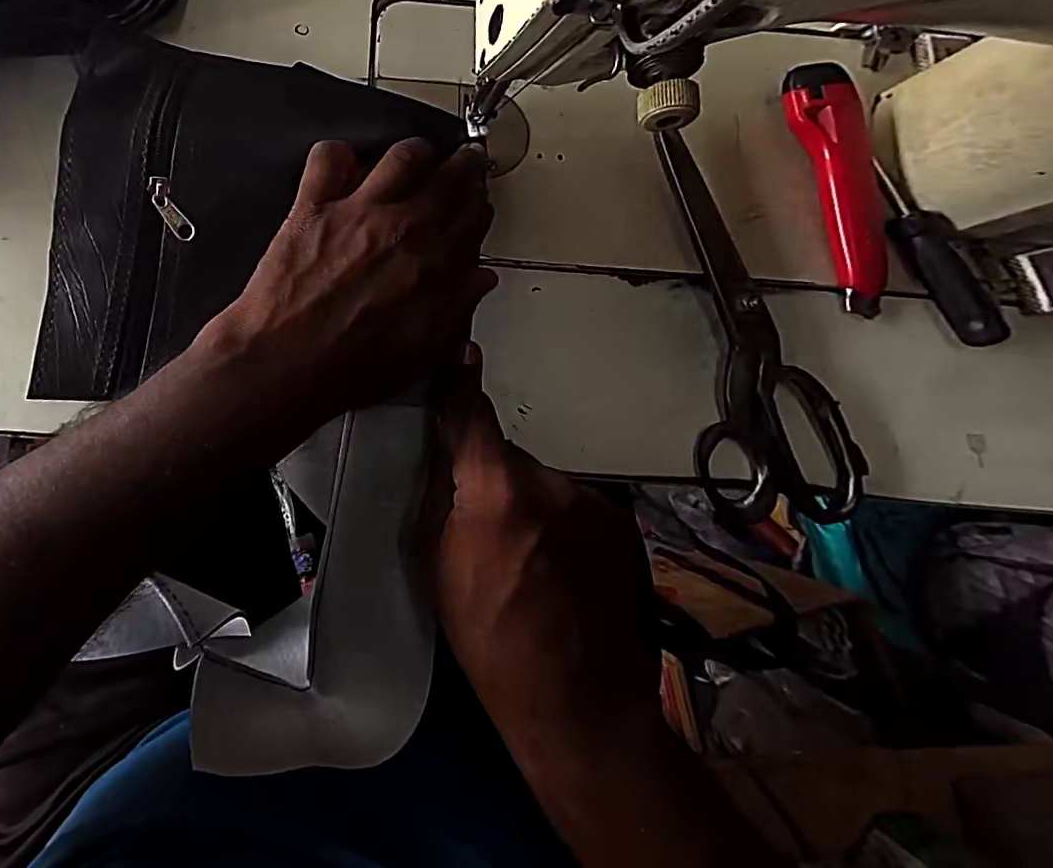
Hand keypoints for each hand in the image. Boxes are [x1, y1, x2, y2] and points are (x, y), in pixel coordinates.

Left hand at [194, 137, 496, 437]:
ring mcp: (356, 213)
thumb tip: (479, 279)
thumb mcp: (419, 352)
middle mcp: (402, 230)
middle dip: (465, 165)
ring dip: (415, 153)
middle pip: (448, 179)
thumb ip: (455, 309)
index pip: (472, 219)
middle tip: (466, 161)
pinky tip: (344, 165)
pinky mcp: (312, 208)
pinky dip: (338, 155)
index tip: (476, 205)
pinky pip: (328, 159)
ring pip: (401, 156)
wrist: (282, 364)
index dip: (478, 207)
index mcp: (433, 266)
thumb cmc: (347, 368)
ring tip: (416, 157)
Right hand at [427, 345, 781, 867]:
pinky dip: (557, 520)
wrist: (576, 699)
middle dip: (488, 475)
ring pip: (539, 481)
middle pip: (504, 455)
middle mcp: (550, 481)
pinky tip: (554, 564)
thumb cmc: (486, 633)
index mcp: (495, 490)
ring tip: (521, 554)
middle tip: (479, 520)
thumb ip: (436, 498)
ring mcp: (592, 501)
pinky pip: (572, 504)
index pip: (470, 415)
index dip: (458, 382)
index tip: (458, 352)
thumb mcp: (433, 562)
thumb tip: (442, 455)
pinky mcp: (619, 522)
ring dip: (524, 501)